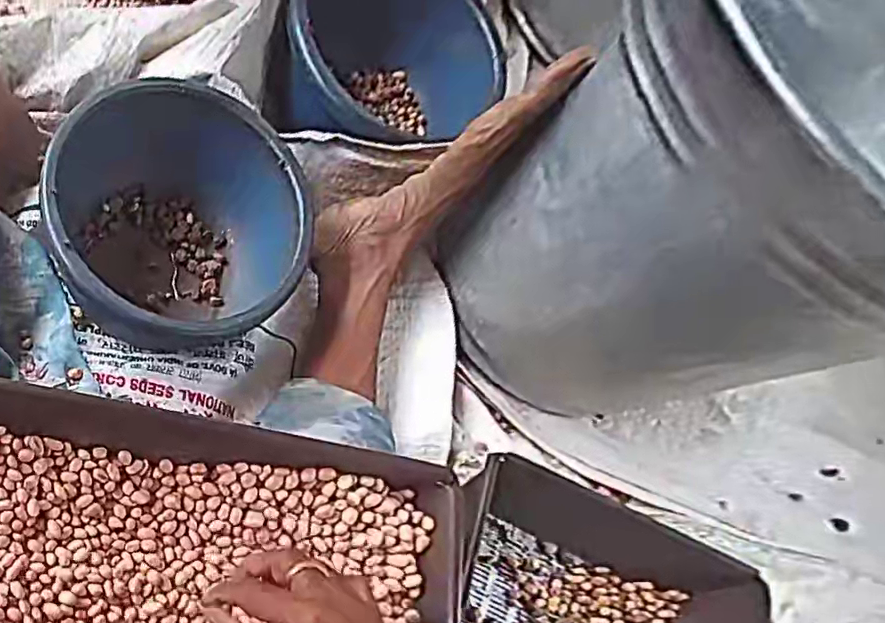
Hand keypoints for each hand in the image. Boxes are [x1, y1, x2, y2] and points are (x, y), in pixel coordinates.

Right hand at [201, 549, 439, 622]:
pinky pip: (343, 581)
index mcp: (305, 619)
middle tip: (236, 584)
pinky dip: (320, 581)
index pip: (252, 591)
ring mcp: (358, 606)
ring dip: (286, 571)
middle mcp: (334, 603)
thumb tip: (216, 616)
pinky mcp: (372, 616)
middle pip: (286, 561)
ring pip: (314, 566)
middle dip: (254, 567)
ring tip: (265, 590)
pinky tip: (308, 600)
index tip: (211, 598)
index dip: (225, 592)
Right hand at [313, 47, 594, 271]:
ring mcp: (447, 199)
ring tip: (545, 90)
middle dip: (538, 100)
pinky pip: (476, 162)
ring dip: (518, 119)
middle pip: (503, 137)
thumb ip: (342, 189)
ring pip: (494, 149)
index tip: (568, 69)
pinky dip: (496, 138)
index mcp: (434, 186)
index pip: (489, 135)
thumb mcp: (335, 216)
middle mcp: (451, 189)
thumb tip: (311, 171)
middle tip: (573, 66)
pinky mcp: (436, 205)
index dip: (526, 102)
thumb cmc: (346, 260)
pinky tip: (499, 131)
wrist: (352, 293)